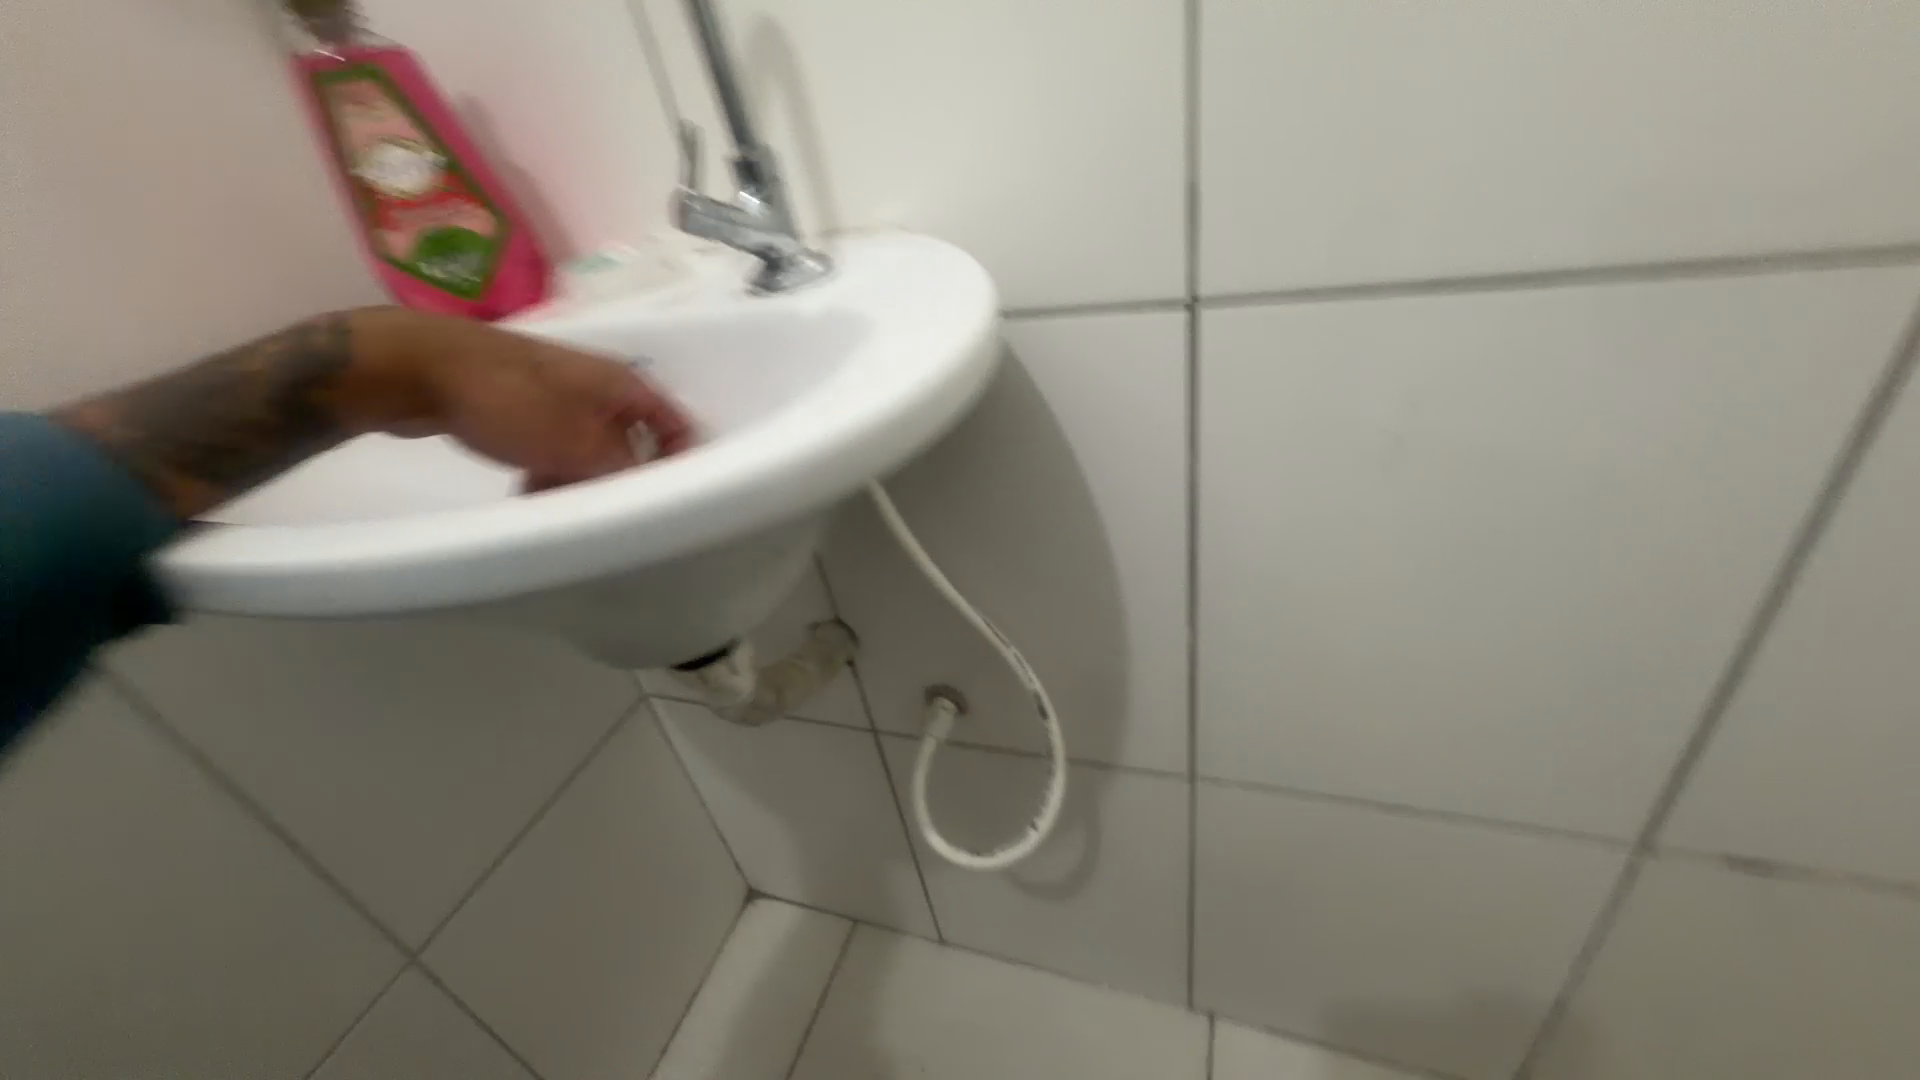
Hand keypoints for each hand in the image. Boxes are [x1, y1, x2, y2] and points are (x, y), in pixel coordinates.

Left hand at [54, 307, 694, 520]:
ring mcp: (560, 392)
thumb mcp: (580, 446)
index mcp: (623, 384)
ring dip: (580, 480)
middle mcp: (599, 385)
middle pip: (631, 441)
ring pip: (589, 446)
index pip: (676, 423)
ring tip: (554, 505)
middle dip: (618, 479)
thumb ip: (625, 471)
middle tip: (603, 510)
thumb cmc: (512, 402)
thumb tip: (649, 491)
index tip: (664, 499)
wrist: (420, 368)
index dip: (679, 460)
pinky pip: (556, 442)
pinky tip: (527, 491)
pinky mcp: (525, 402)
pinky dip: (551, 467)